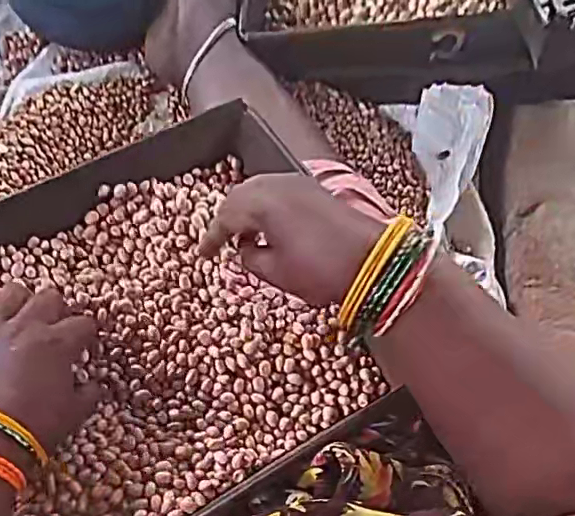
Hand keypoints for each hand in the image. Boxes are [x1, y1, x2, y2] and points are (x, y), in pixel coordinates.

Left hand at [0, 282, 102, 455]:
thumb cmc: (39, 425)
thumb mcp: (75, 412)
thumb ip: (89, 393)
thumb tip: (93, 385)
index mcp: (58, 342)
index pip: (84, 324)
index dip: (89, 335)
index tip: (87, 348)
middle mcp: (28, 327)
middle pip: (50, 298)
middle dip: (60, 311)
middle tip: (61, 331)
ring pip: (12, 293)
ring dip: (24, 301)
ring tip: (29, 317)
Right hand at [199, 174, 384, 306]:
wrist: (372, 260)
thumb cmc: (320, 270)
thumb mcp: (275, 273)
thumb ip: (250, 259)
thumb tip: (244, 250)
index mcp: (262, 203)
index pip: (225, 217)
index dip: (211, 237)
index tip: (202, 255)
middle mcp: (277, 184)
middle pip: (238, 195)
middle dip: (225, 219)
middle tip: (219, 242)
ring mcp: (298, 182)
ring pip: (257, 189)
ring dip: (245, 210)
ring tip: (241, 236)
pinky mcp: (313, 189)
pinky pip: (276, 191)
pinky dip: (264, 206)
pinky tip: (267, 228)